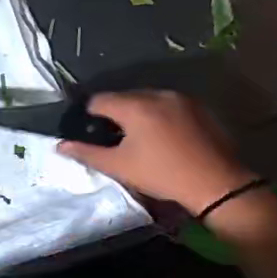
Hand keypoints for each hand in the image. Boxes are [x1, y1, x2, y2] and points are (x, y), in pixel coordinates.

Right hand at [58, 90, 258, 211]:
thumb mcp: (118, 166)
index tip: (86, 132)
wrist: (217, 183)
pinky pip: (167, 105)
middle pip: (124, 97)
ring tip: (134, 138)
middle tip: (109, 137)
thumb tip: (60, 145)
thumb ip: (86, 153)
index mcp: (135, 106)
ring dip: (136, 113)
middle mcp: (158, 94)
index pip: (99, 100)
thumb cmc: (162, 174)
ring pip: (147, 99)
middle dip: (113, 113)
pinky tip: (159, 138)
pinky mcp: (198, 108)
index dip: (87, 115)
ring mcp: (181, 99)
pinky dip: (157, 115)